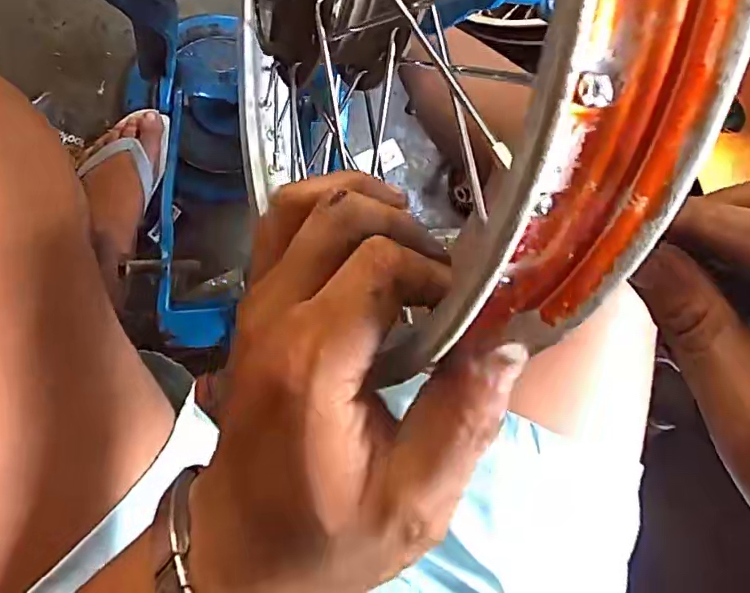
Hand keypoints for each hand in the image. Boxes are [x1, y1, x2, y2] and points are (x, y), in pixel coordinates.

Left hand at [188, 172, 528, 592]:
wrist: (242, 547)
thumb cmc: (328, 531)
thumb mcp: (414, 502)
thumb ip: (463, 418)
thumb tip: (506, 337)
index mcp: (311, 359)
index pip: (379, 264)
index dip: (432, 271)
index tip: (460, 306)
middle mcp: (274, 312)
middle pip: (342, 217)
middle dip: (405, 230)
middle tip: (438, 273)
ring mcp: (255, 298)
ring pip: (302, 201)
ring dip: (362, 202)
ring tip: (406, 232)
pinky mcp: (252, 296)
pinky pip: (280, 219)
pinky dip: (325, 203)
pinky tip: (364, 229)